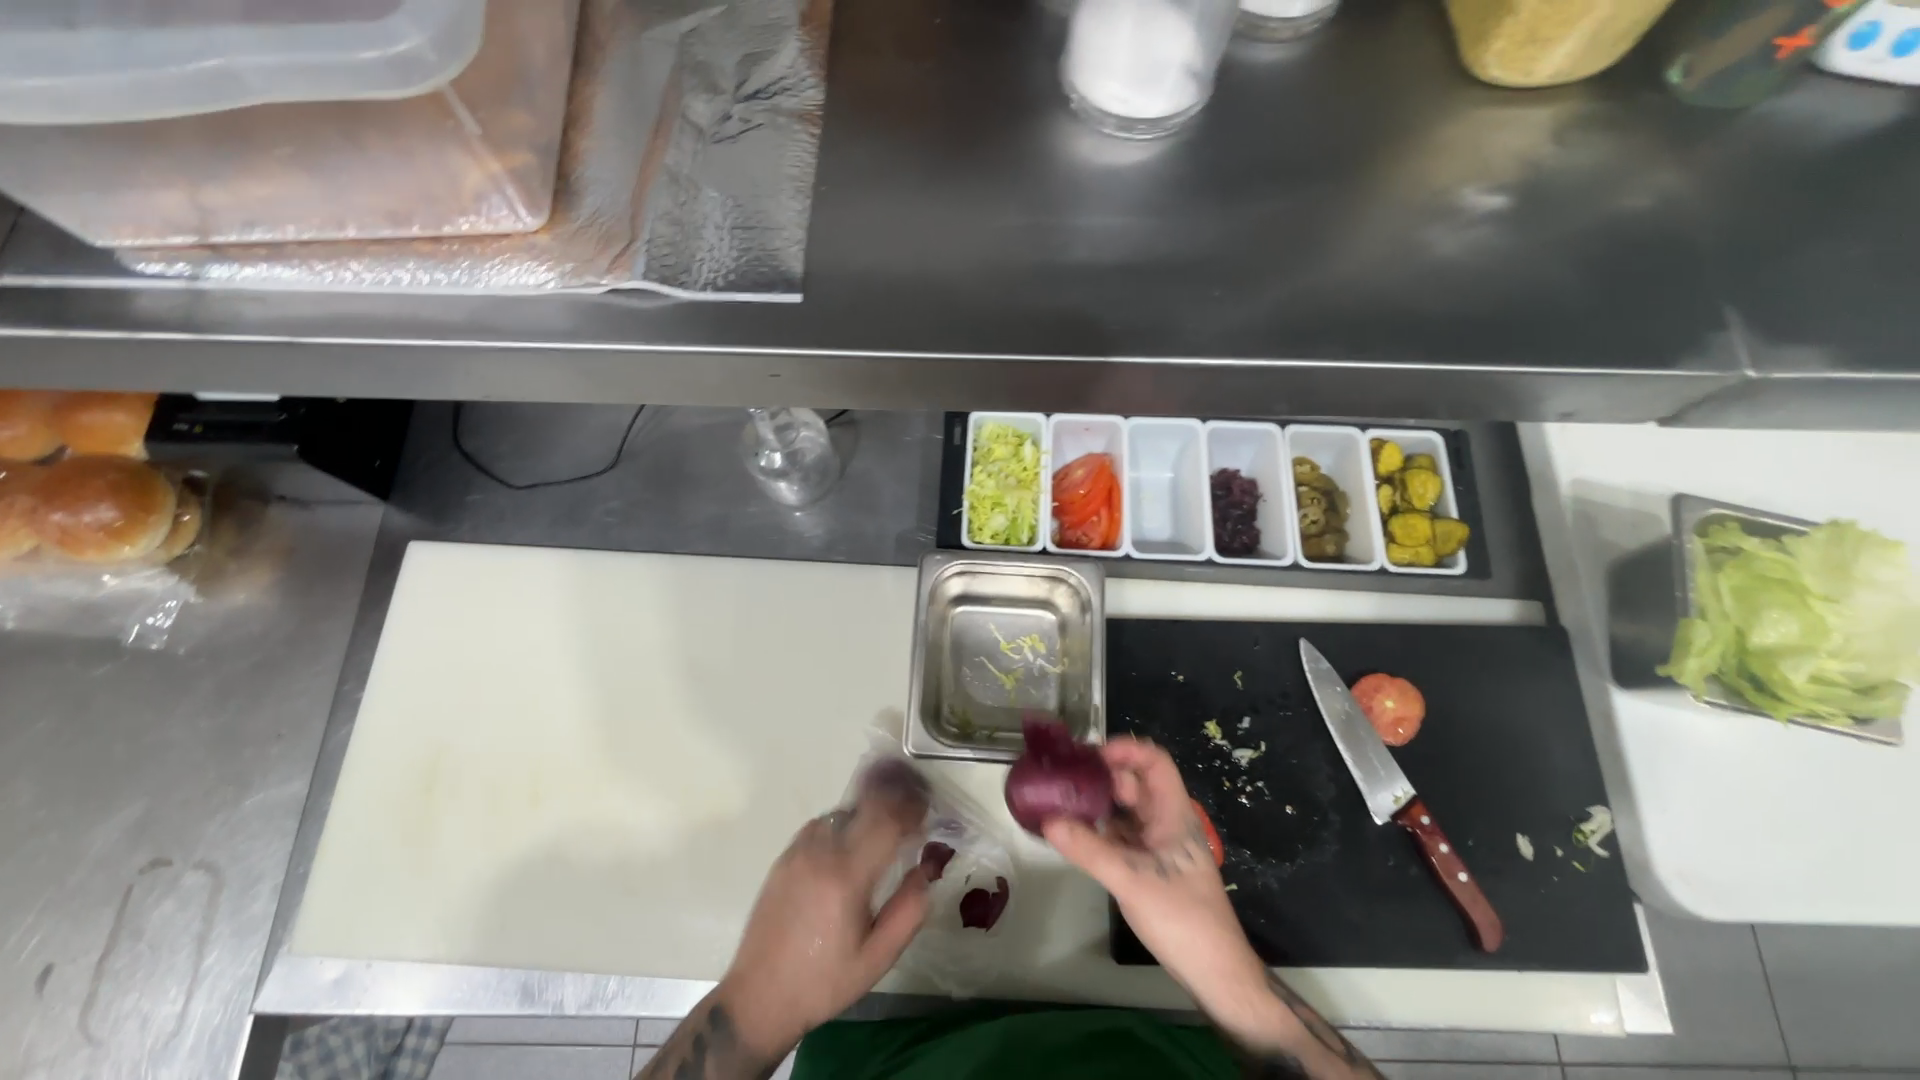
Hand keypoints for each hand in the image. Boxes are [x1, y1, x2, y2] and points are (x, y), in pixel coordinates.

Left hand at [714, 768, 932, 1058]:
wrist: (759, 996)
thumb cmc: (824, 981)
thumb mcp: (878, 957)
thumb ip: (909, 911)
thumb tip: (926, 870)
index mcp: (847, 877)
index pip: (886, 820)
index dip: (911, 808)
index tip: (926, 812)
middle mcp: (820, 854)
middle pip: (864, 806)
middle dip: (892, 803)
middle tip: (911, 817)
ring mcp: (797, 852)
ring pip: (841, 813)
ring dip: (866, 815)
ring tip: (883, 834)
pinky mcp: (783, 859)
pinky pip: (820, 826)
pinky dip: (842, 826)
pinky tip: (849, 849)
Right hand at [1045, 739, 1382, 1078]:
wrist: (1214, 971)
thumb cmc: (1183, 918)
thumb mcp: (1132, 880)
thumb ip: (1089, 850)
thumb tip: (1048, 820)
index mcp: (1174, 815)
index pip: (1155, 763)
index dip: (1127, 750)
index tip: (1091, 753)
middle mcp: (1166, 824)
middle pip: (1136, 785)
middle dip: (1103, 776)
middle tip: (1064, 777)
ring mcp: (1158, 848)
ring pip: (1126, 813)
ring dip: (1097, 805)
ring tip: (1060, 801)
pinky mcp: (1148, 869)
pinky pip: (1120, 839)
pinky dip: (1098, 832)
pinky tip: (1072, 835)